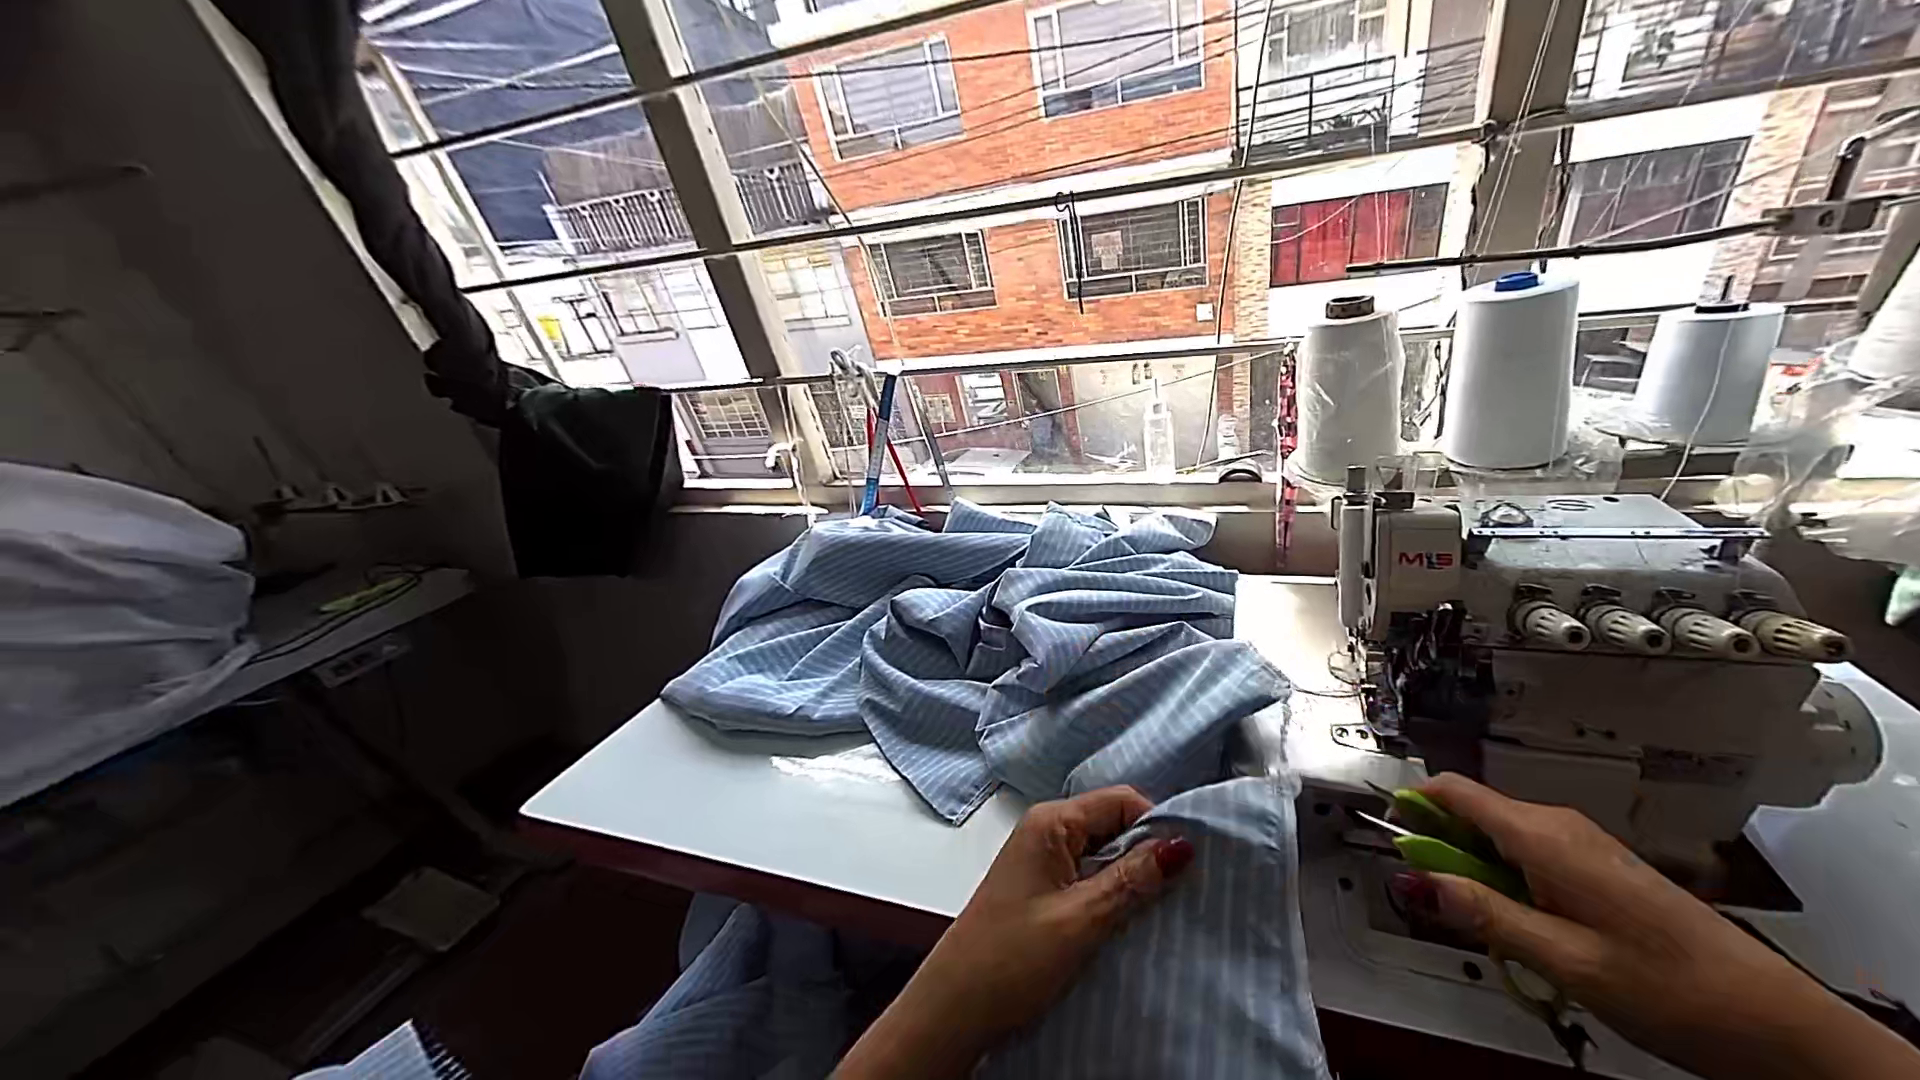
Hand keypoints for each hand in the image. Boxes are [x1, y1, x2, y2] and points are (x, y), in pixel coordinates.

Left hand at [836, 786, 1192, 1079]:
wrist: (955, 1006)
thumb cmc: (1011, 958)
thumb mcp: (1081, 919)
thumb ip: (1131, 879)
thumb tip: (1182, 843)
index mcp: (1051, 822)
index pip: (1120, 800)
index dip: (1156, 826)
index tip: (1189, 864)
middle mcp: (1046, 829)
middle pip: (1112, 823)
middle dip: (1147, 853)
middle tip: (1182, 893)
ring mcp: (1043, 858)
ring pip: (1103, 852)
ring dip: (1131, 877)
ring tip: (1161, 910)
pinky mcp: (1043, 886)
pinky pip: (1088, 874)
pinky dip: (1112, 892)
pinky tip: (1129, 920)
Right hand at [1397, 773, 1919, 1079]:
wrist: (1785, 1028)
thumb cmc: (1670, 988)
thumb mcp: (1564, 959)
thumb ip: (1482, 913)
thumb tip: (1411, 879)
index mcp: (1541, 835)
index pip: (1452, 790)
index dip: (1411, 805)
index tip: (1389, 841)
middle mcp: (1556, 825)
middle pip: (1470, 814)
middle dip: (1442, 850)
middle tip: (1443, 905)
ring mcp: (1580, 843)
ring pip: (1496, 839)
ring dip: (1476, 872)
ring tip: (1491, 927)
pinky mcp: (1596, 864)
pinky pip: (1527, 855)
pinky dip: (1507, 881)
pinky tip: (1530, 928)